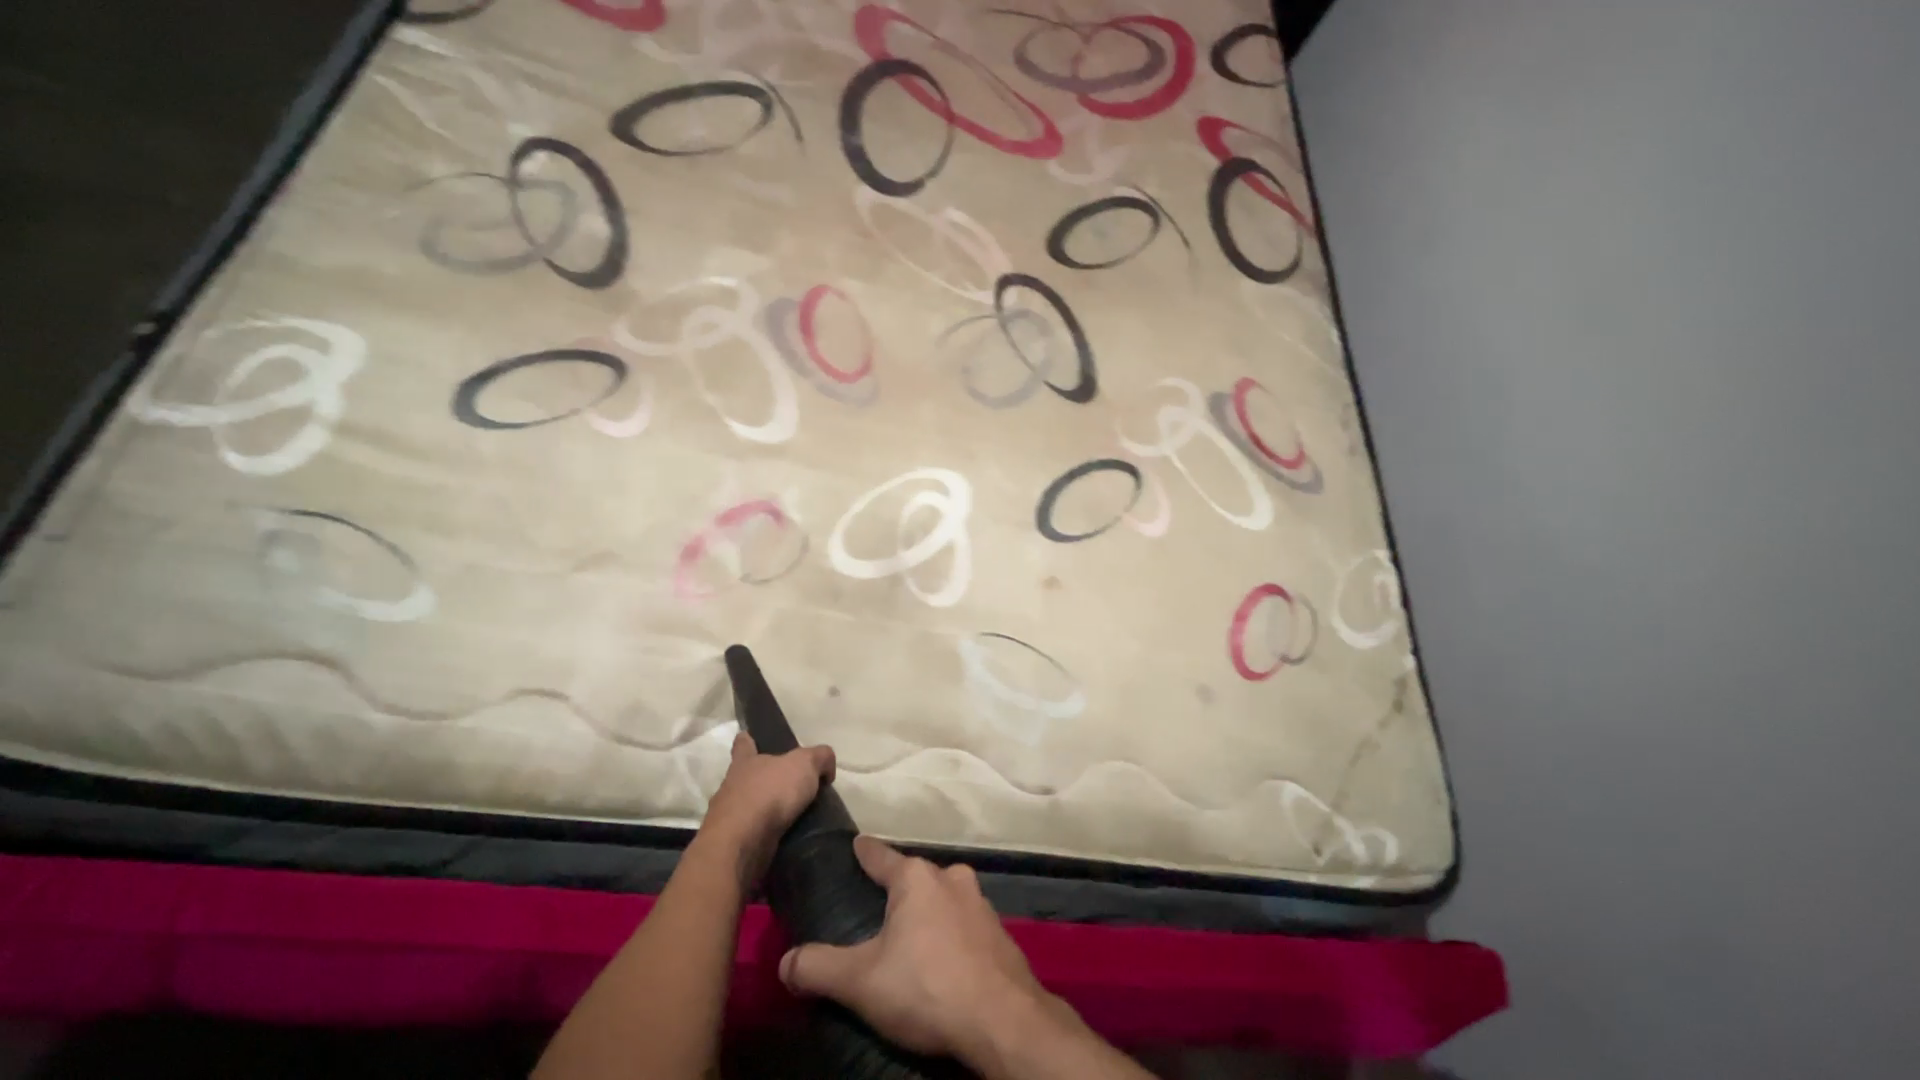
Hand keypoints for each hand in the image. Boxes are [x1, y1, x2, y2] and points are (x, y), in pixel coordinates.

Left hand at [698, 733, 834, 890]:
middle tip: (793, 789)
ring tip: (798, 819)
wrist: (743, 843)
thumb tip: (825, 767)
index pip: (743, 744)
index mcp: (745, 762)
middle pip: (747, 778)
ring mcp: (730, 818)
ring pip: (751, 809)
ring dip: (768, 813)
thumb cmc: (769, 793)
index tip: (751, 739)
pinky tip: (789, 841)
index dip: (748, 740)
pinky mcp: (735, 844)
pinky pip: (755, 837)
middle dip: (765, 782)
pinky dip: (770, 838)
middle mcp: (732, 786)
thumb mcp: (804, 764)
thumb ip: (819, 758)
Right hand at [778, 837, 1059, 1065]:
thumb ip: (818, 967)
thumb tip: (785, 963)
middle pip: (915, 878)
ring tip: (908, 939)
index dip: (863, 852)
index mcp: (916, 879)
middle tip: (874, 910)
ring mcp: (982, 906)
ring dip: (928, 914)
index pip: (880, 855)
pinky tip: (942, 961)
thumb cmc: (927, 987)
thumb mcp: (860, 981)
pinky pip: (965, 927)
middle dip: (897, 889)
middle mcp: (952, 880)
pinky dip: (951, 937)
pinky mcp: (1001, 937)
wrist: (1004, 1022)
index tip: (854, 845)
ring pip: (945, 900)